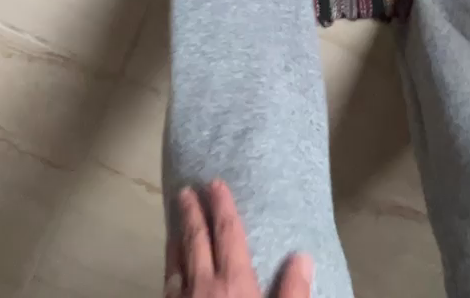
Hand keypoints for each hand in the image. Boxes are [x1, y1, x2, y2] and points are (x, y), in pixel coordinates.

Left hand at [166, 180, 313, 297]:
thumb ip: (293, 293)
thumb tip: (302, 256)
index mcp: (233, 282)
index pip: (227, 233)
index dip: (222, 206)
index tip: (215, 183)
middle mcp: (203, 286)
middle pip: (195, 241)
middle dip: (192, 214)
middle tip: (186, 191)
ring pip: (176, 262)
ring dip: (176, 239)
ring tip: (174, 222)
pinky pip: (167, 287)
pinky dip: (169, 269)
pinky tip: (170, 272)